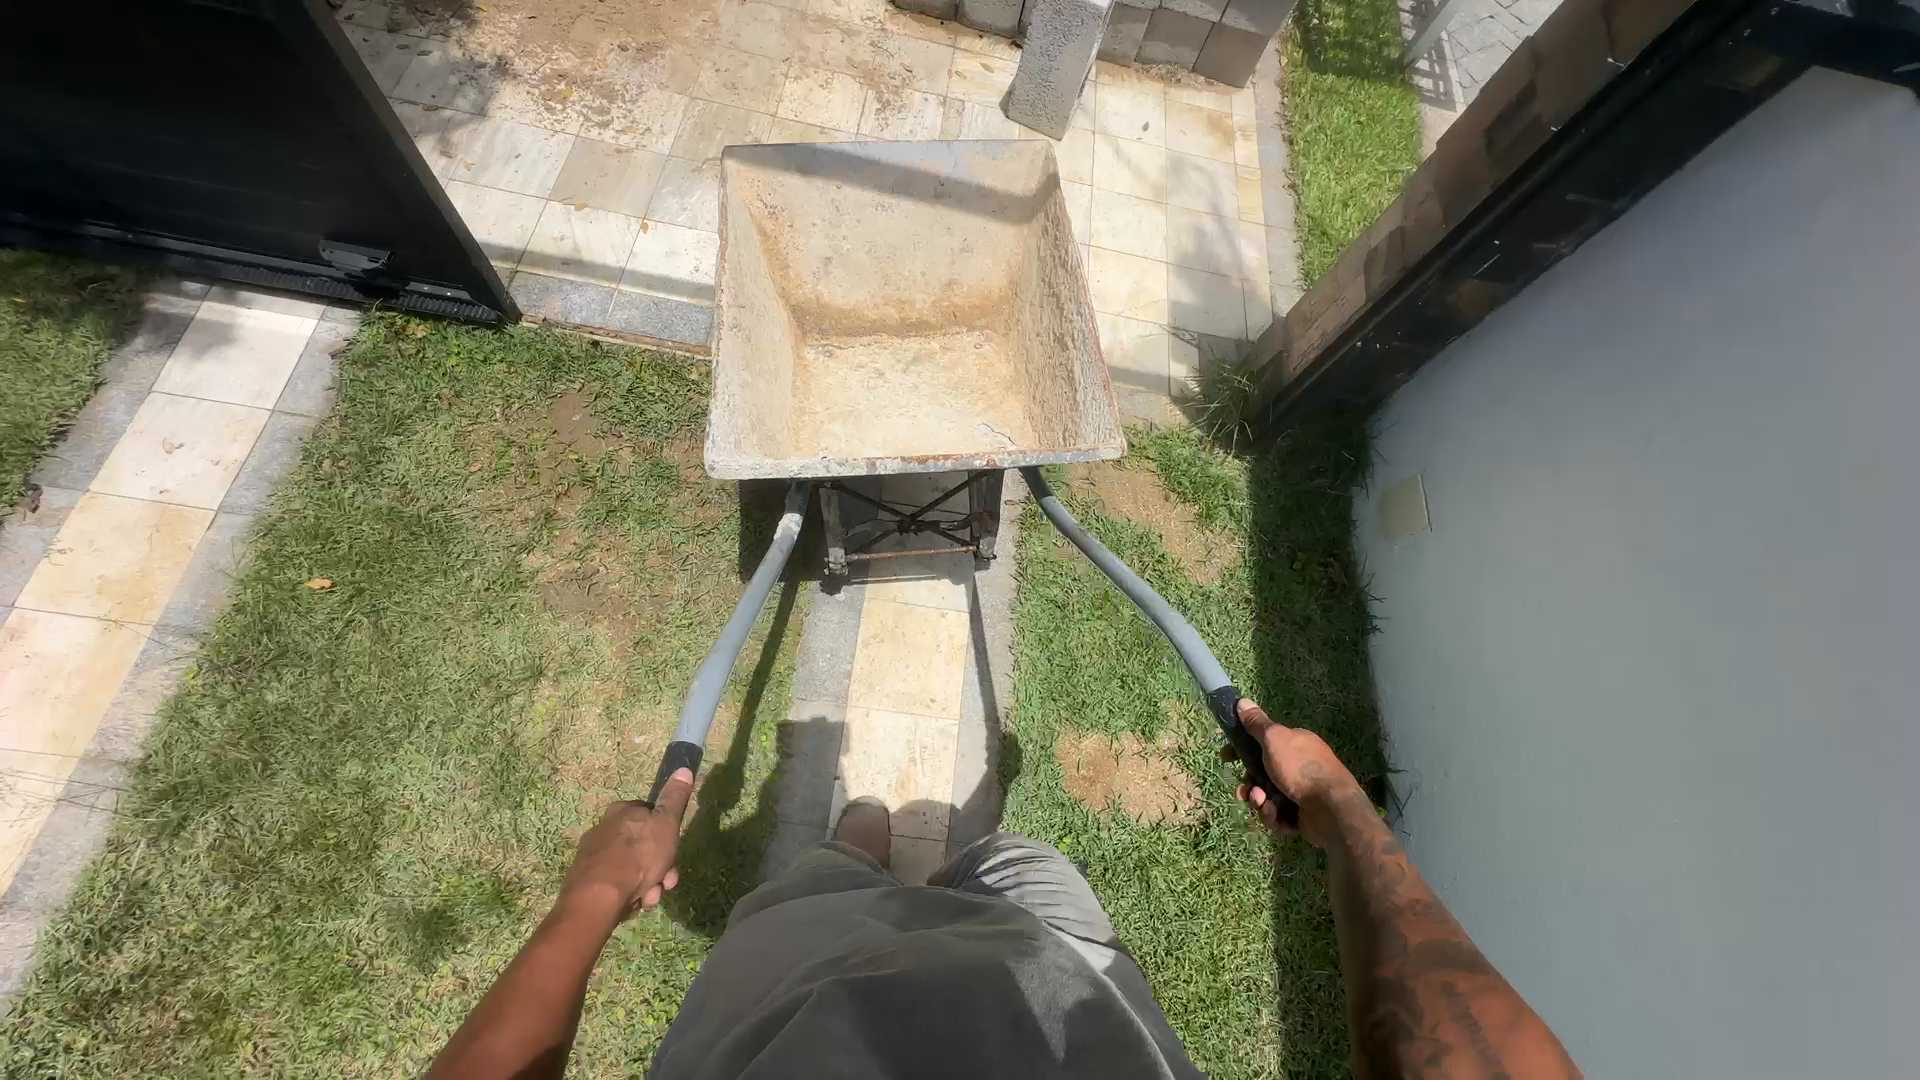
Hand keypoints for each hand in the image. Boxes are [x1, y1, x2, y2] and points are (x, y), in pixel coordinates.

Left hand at [559, 768, 693, 919]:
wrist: (598, 897)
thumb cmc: (638, 855)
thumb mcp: (666, 823)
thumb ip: (674, 798)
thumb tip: (683, 769)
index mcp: (622, 811)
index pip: (649, 815)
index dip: (665, 834)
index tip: (674, 851)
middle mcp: (603, 828)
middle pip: (641, 846)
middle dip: (658, 866)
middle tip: (666, 882)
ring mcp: (591, 856)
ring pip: (629, 868)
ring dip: (646, 883)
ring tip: (649, 899)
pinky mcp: (583, 881)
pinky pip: (614, 884)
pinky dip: (627, 894)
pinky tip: (633, 904)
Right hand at [1233, 699, 1362, 847]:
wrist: (1331, 809)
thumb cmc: (1300, 768)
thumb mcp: (1274, 739)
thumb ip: (1256, 723)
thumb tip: (1242, 701)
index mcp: (1294, 744)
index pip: (1262, 743)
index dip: (1242, 749)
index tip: (1226, 757)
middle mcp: (1298, 766)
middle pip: (1262, 772)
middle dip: (1249, 781)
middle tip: (1244, 789)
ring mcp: (1301, 792)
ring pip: (1266, 795)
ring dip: (1258, 799)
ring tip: (1261, 802)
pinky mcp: (1302, 816)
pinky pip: (1277, 814)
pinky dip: (1272, 815)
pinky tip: (1275, 813)